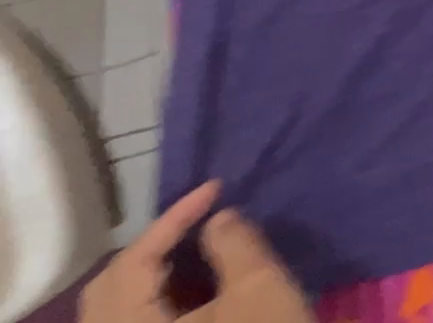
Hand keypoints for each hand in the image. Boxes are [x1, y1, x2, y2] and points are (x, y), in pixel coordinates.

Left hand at [80, 181, 313, 322]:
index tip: (218, 186)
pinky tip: (188, 282)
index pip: (136, 261)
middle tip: (200, 212)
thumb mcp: (260, 290)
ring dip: (150, 268)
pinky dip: (153, 294)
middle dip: (154, 243)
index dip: (175, 217)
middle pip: (110, 286)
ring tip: (194, 240)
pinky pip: (127, 322)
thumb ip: (235, 246)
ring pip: (114, 308)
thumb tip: (219, 217)